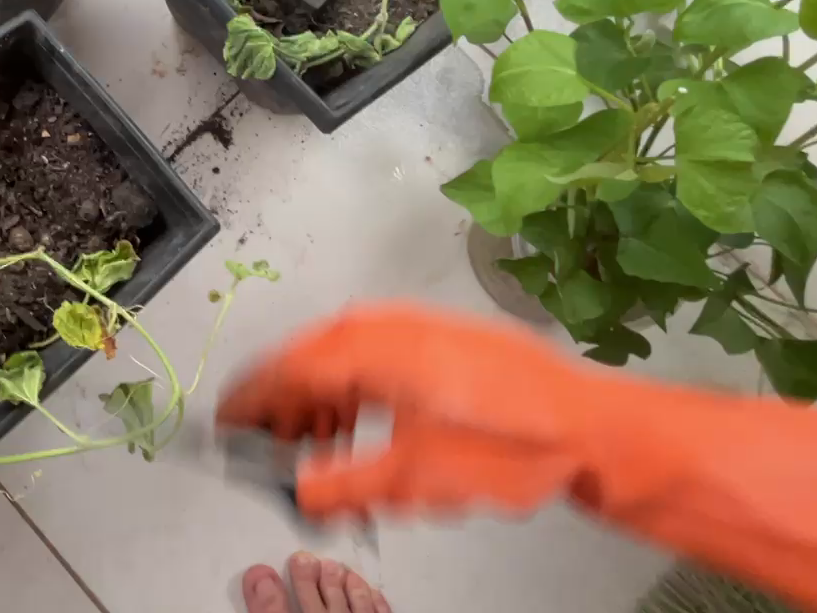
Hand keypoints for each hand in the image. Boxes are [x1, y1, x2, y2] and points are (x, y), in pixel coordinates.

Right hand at [216, 302, 619, 517]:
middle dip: (280, 409)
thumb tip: (296, 491)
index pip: (282, 371)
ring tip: (313, 445)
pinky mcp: (421, 335)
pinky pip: (361, 356)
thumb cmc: (513, 443)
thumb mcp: (418, 480)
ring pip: (330, 360)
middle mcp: (374, 326)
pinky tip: (353, 424)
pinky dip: (344, 391)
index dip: (247, 401)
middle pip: (302, 362)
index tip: (225, 423)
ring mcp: (399, 326)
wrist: (592, 425)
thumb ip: (344, 485)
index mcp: (363, 349)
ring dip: (313, 402)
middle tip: (268, 448)